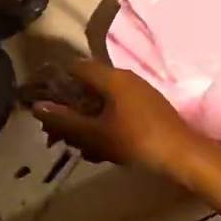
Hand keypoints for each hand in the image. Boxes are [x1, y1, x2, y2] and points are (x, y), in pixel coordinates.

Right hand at [30, 59, 207, 175]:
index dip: (56, 79)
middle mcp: (125, 77)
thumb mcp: (96, 134)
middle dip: (71, 106)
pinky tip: (102, 146)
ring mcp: (139, 90)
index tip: (43, 97)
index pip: (76, 67)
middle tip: (58, 131)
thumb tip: (38, 107)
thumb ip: (66, 120)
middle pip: (89, 84)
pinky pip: (118, 107)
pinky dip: (105, 121)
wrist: (182, 154)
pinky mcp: (148, 105)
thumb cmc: (136, 141)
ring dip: (88, 118)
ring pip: (103, 99)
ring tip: (80, 143)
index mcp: (112, 77)